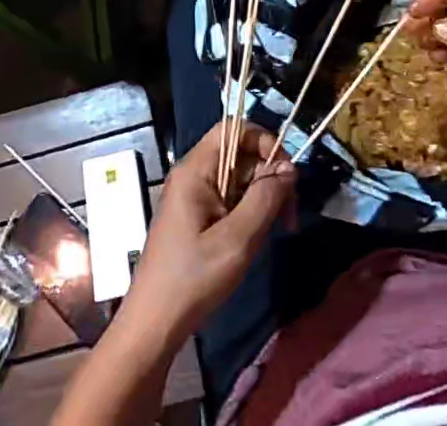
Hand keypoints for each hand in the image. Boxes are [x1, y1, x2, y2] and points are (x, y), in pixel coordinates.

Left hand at [120, 124, 294, 340]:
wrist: (156, 318)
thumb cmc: (194, 277)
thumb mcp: (237, 239)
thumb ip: (265, 199)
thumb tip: (288, 168)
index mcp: (195, 170)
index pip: (232, 129)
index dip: (263, 140)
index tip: (287, 173)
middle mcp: (193, 173)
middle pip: (239, 154)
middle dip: (270, 176)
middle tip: (290, 215)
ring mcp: (194, 194)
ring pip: (239, 177)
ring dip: (264, 197)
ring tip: (281, 229)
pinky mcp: (197, 214)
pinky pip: (230, 198)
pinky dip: (251, 211)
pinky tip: (260, 236)